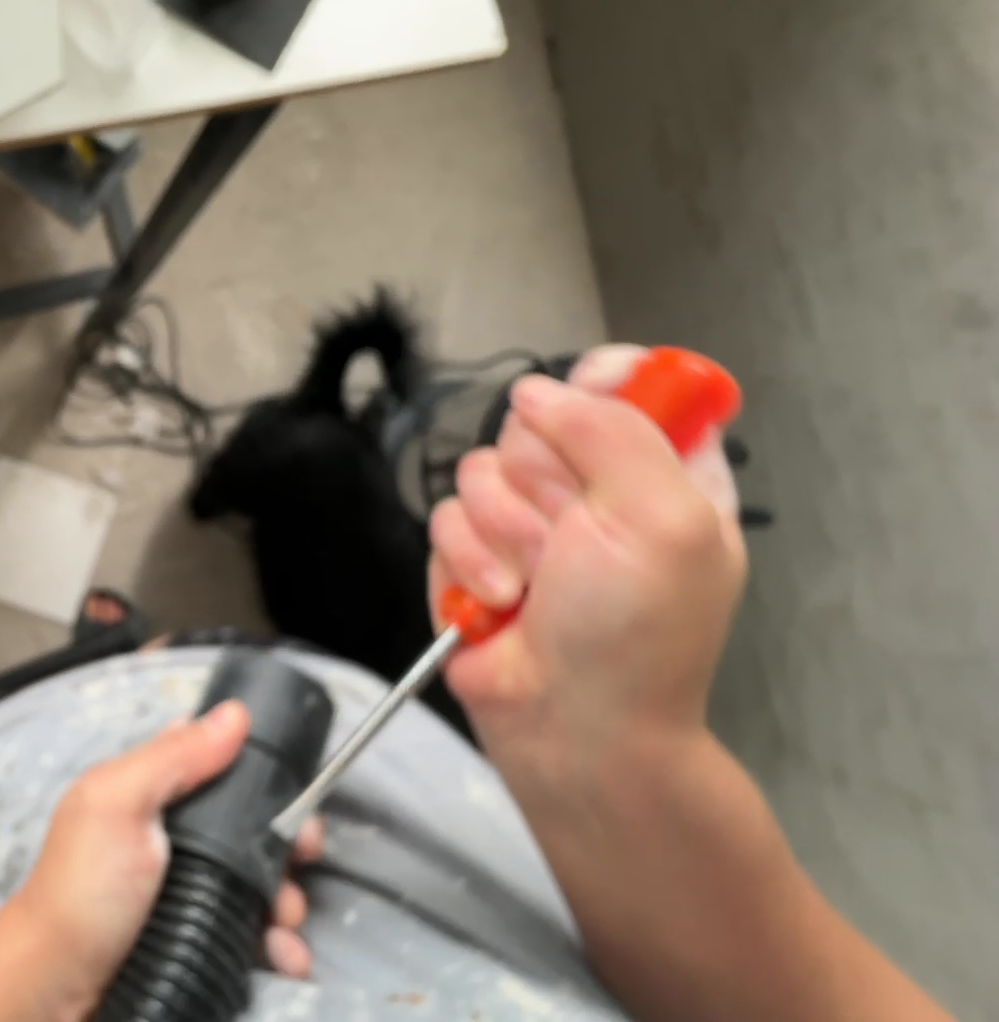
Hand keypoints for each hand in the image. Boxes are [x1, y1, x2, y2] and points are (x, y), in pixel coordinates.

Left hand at [6, 702, 324, 1014]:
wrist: (59, 988)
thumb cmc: (81, 888)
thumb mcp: (119, 803)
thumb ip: (174, 757)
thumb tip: (234, 713)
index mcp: (153, 791)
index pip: (219, 765)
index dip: (261, 775)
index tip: (295, 794)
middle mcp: (176, 836)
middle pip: (251, 825)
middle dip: (285, 842)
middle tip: (300, 859)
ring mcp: (190, 889)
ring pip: (261, 879)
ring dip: (286, 896)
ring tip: (283, 920)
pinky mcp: (202, 937)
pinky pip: (256, 932)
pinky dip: (279, 943)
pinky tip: (283, 953)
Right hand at [426, 346, 747, 775]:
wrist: (566, 721)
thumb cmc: (634, 631)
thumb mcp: (661, 520)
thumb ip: (610, 433)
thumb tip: (535, 392)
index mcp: (660, 472)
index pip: (628, 386)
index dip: (601, 382)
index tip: (586, 401)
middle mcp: (586, 488)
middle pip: (532, 422)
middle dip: (536, 478)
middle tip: (565, 531)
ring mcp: (521, 522)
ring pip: (475, 473)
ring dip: (498, 532)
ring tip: (530, 585)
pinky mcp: (467, 552)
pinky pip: (442, 519)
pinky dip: (465, 562)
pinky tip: (496, 601)